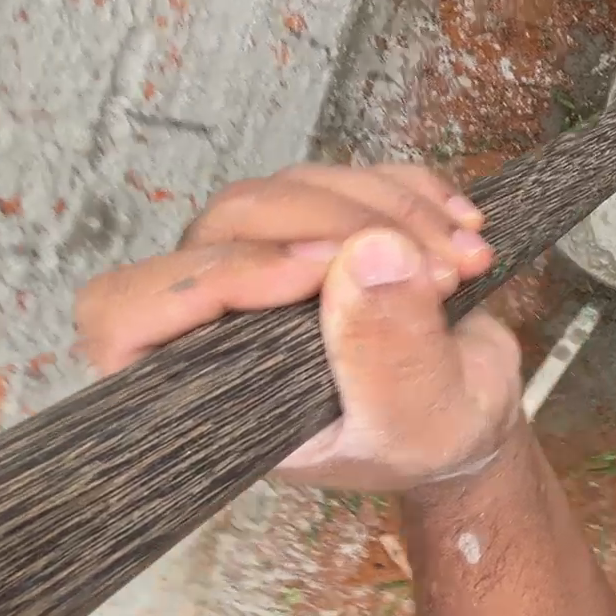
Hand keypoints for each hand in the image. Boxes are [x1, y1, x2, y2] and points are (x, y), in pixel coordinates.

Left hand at [75, 164, 523, 491]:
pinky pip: (359, 177)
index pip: (136, 313)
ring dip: (397, 209)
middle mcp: (229, 312)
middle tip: (439, 270)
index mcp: (212, 383)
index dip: (220, 274)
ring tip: (468, 257)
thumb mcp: (419, 419)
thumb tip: (376, 252)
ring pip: (299, 188)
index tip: (326, 269)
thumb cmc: (434, 438)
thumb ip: (392, 354)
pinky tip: (466, 223)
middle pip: (237, 223)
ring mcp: (283, 260)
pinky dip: (417, 190)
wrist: (478, 411)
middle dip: (349, 229)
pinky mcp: (340, 227)